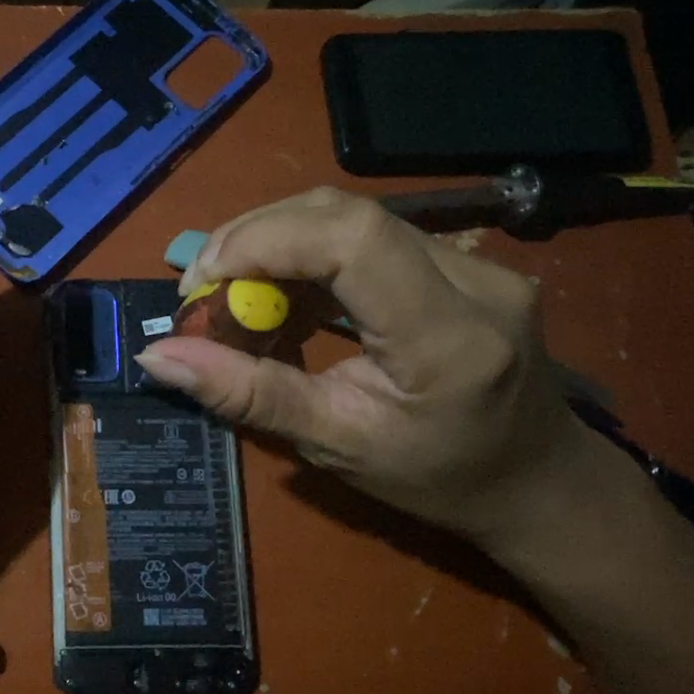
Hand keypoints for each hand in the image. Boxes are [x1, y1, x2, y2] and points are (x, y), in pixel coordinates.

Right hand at [134, 188, 604, 552]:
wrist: (537, 480)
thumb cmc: (436, 479)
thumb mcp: (334, 446)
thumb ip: (247, 394)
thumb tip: (156, 356)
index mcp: (448, 337)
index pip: (352, 240)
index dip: (263, 240)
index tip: (202, 282)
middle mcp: (473, 279)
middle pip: (343, 213)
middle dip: (252, 238)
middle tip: (202, 290)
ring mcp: (476, 260)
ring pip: (349, 214)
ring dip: (272, 242)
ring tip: (232, 293)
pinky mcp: (463, 257)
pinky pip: (366, 232)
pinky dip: (303, 253)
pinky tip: (280, 292)